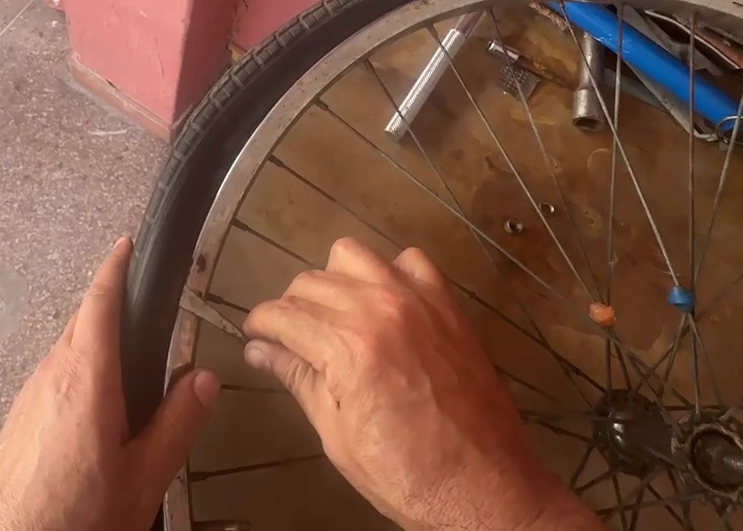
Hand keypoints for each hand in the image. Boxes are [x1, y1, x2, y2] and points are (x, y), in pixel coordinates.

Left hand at [0, 236, 219, 530]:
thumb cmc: (71, 520)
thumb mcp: (142, 478)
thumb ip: (176, 423)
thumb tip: (203, 380)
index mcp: (85, 376)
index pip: (100, 300)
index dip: (115, 266)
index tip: (126, 244)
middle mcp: (50, 374)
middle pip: (82, 321)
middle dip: (110, 306)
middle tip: (141, 308)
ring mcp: (27, 397)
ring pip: (66, 350)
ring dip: (93, 344)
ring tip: (126, 369)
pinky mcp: (16, 422)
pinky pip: (52, 378)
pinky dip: (76, 374)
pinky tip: (93, 413)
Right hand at [244, 239, 596, 530]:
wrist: (487, 489)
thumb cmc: (406, 475)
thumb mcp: (338, 436)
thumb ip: (298, 379)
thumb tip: (258, 350)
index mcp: (345, 348)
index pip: (282, 314)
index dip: (260, 323)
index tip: (255, 334)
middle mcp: (376, 309)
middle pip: (309, 282)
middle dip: (291, 307)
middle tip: (294, 337)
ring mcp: (414, 298)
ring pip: (350, 254)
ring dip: (334, 279)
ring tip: (337, 313)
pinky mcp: (445, 301)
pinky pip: (408, 259)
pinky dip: (390, 272)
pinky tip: (386, 302)